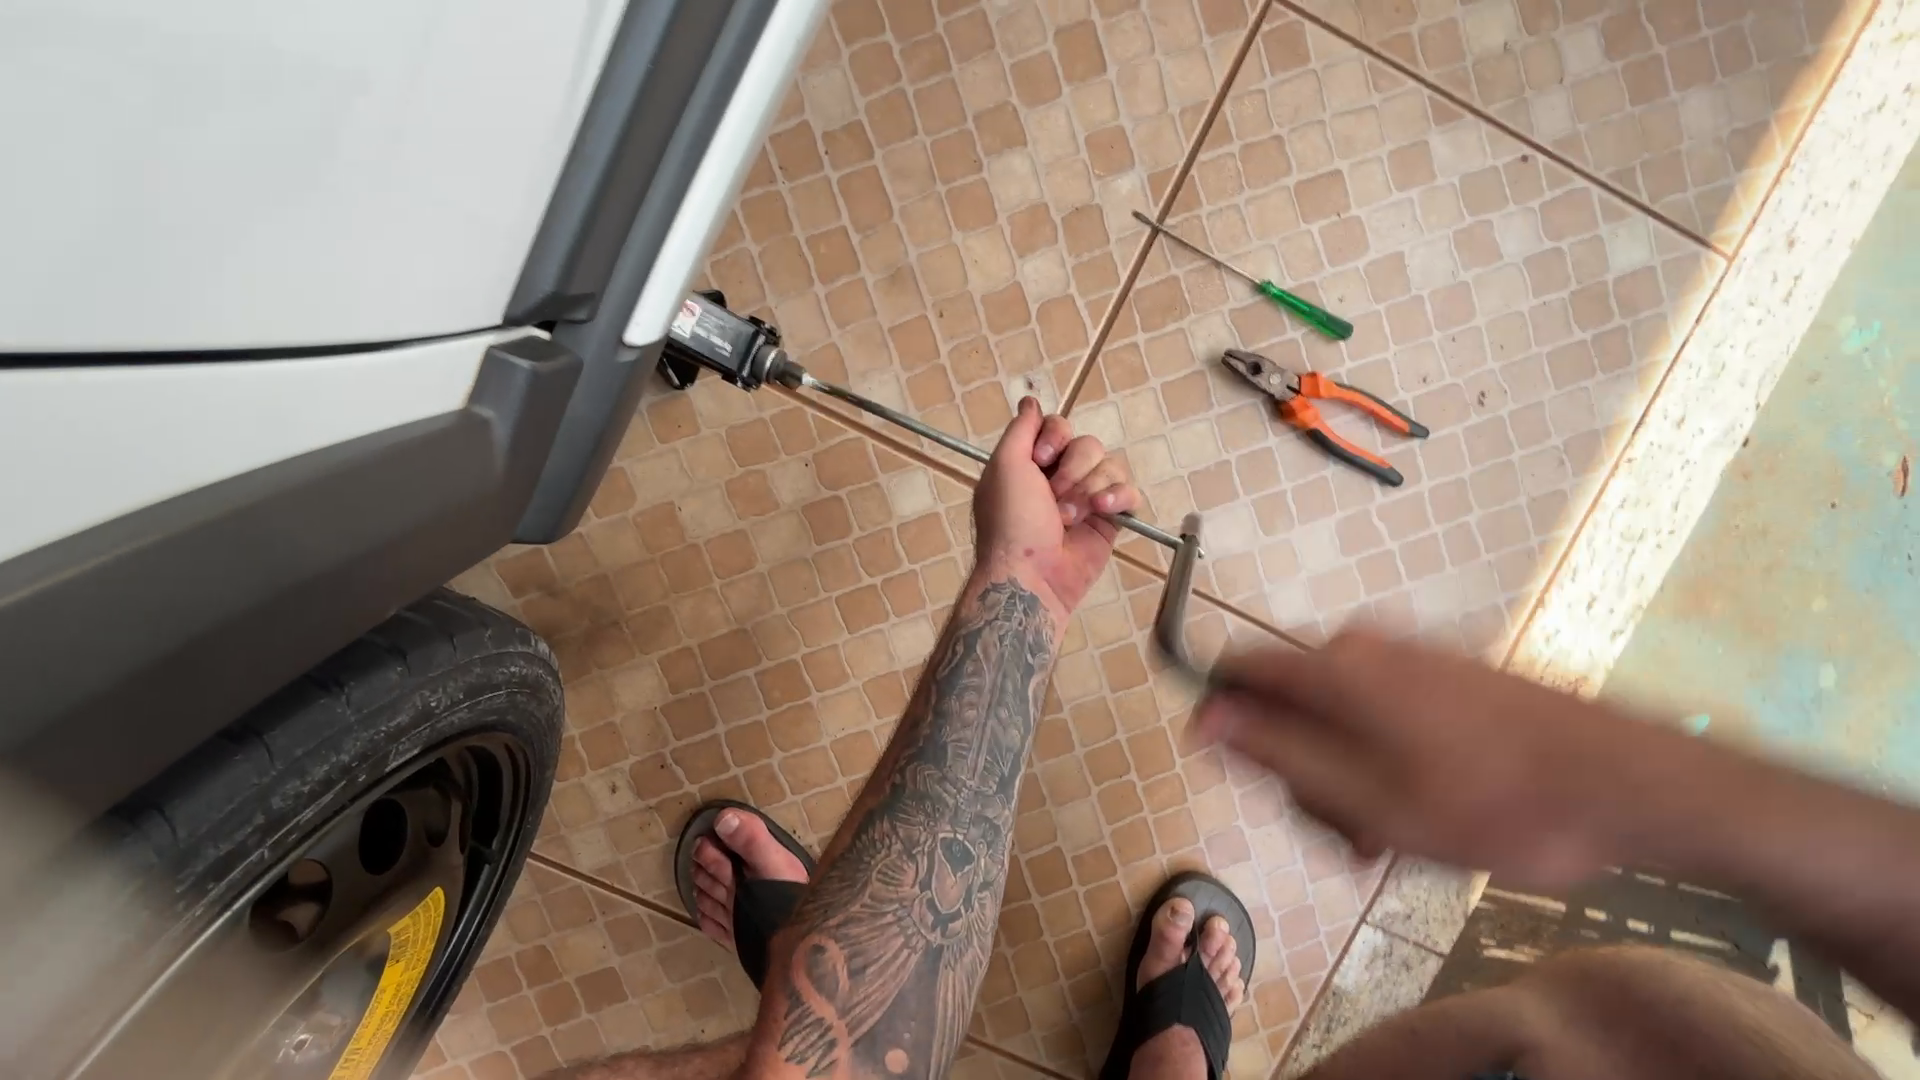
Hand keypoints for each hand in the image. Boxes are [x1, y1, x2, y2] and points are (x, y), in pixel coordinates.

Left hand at [972, 398, 1138, 616]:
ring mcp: (1086, 499)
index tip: (1040, 460)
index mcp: (1032, 464)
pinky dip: (1119, 498)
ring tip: (1071, 517)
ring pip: (1110, 466)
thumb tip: (1029, 401)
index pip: (1059, 427)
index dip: (1055, 438)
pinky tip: (1104, 512)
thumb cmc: (1010, 520)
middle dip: (1074, 469)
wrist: (1031, 574)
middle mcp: (1059, 478)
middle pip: (1087, 445)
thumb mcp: (1005, 466)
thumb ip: (1021, 429)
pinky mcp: (1110, 521)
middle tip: (1053, 497)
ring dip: (1091, 488)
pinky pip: (1128, 493)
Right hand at [1191, 627, 1685, 887]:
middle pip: (1285, 703)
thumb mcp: (1367, 797)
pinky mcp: (1439, 673)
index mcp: (1333, 668)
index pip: (1235, 671)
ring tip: (1387, 837)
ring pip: (1333, 717)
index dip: (1223, 721)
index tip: (1245, 777)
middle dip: (1299, 770)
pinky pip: (1375, 713)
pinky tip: (1416, 810)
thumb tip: (1204, 717)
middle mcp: (1359, 647)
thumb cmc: (1490, 802)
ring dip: (1342, 777)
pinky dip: (1377, 760)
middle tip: (1343, 833)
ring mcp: (1404, 657)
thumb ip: (1276, 753)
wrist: (1630, 784)